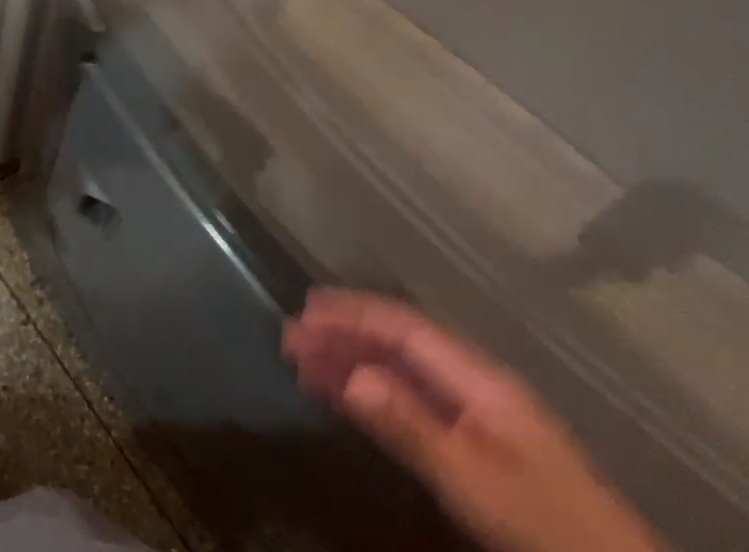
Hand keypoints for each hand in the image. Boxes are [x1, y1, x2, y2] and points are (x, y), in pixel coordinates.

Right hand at [283, 289, 660, 551]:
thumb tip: (351, 376)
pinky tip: (338, 393)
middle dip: (342, 334)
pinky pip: (406, 398)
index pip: (405, 328)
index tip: (302, 309)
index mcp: (479, 379)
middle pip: (398, 344)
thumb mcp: (469, 473)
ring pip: (398, 370)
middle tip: (287, 337)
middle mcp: (473, 384)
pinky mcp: (467, 439)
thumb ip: (409, 424)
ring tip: (300, 361)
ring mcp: (473, 412)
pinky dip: (367, 389)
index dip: (352, 313)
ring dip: (348, 360)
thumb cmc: (537, 516)